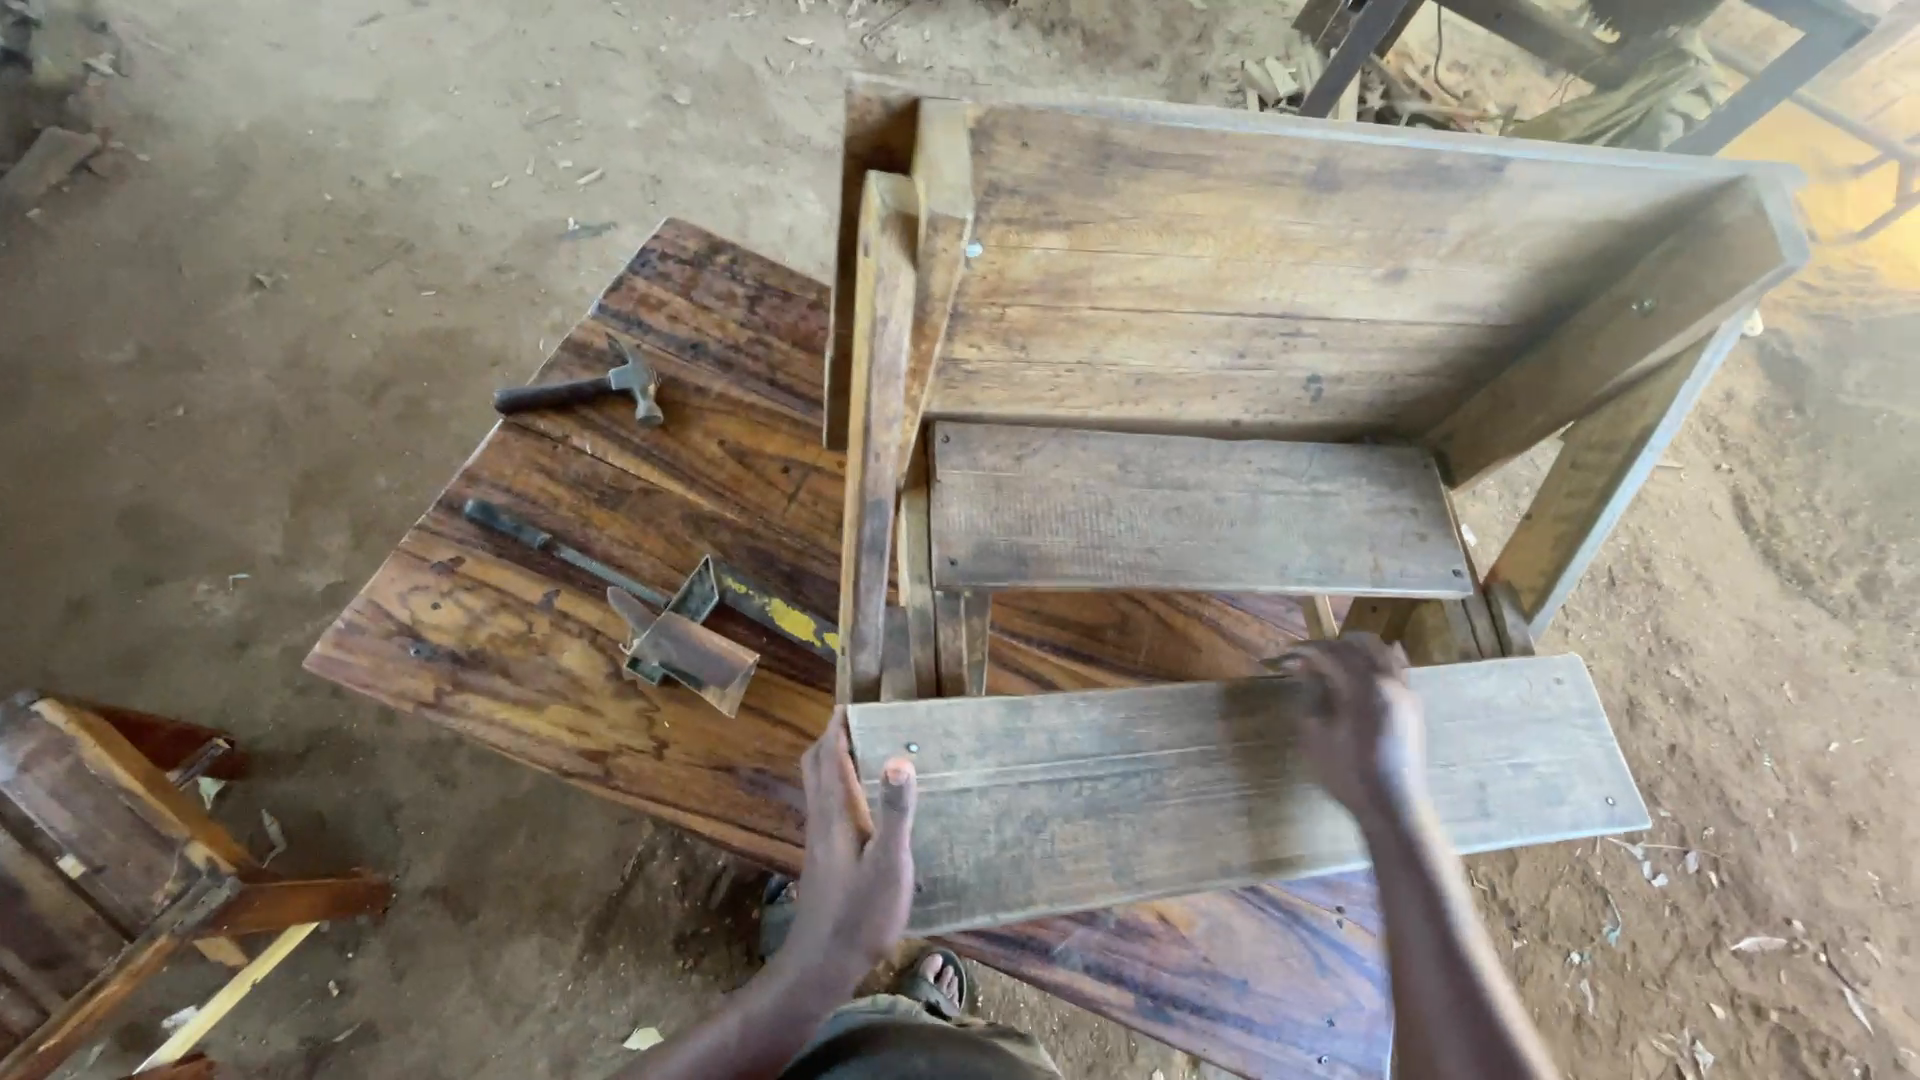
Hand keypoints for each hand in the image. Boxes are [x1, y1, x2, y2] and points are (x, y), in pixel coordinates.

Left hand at [778, 707, 917, 993]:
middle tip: (859, 721)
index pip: (830, 755)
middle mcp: (821, 818)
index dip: (839, 726)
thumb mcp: (889, 863)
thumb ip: (896, 811)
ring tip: (864, 750)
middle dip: (832, 737)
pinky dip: (839, 785)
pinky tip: (864, 800)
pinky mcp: (824, 856)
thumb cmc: (860, 912)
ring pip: (817, 785)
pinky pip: (826, 804)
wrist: (822, 963)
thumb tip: (900, 759)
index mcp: (835, 811)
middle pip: (815, 764)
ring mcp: (819, 838)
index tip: (854, 702)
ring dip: (833, 760)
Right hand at [1281, 635, 1427, 827]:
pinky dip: (1374, 661)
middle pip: (1360, 643)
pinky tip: (1359, 673)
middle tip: (1307, 659)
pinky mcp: (1412, 705)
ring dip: (1354, 650)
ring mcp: (1406, 692)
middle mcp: (1390, 681)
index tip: (1284, 655)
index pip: (1331, 653)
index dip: (1305, 650)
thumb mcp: (1316, 733)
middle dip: (1330, 645)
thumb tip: (1304, 666)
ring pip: (1382, 651)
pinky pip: (1395, 668)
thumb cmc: (1347, 774)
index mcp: (1364, 687)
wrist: (1393, 807)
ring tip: (1331, 664)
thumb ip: (1312, 692)